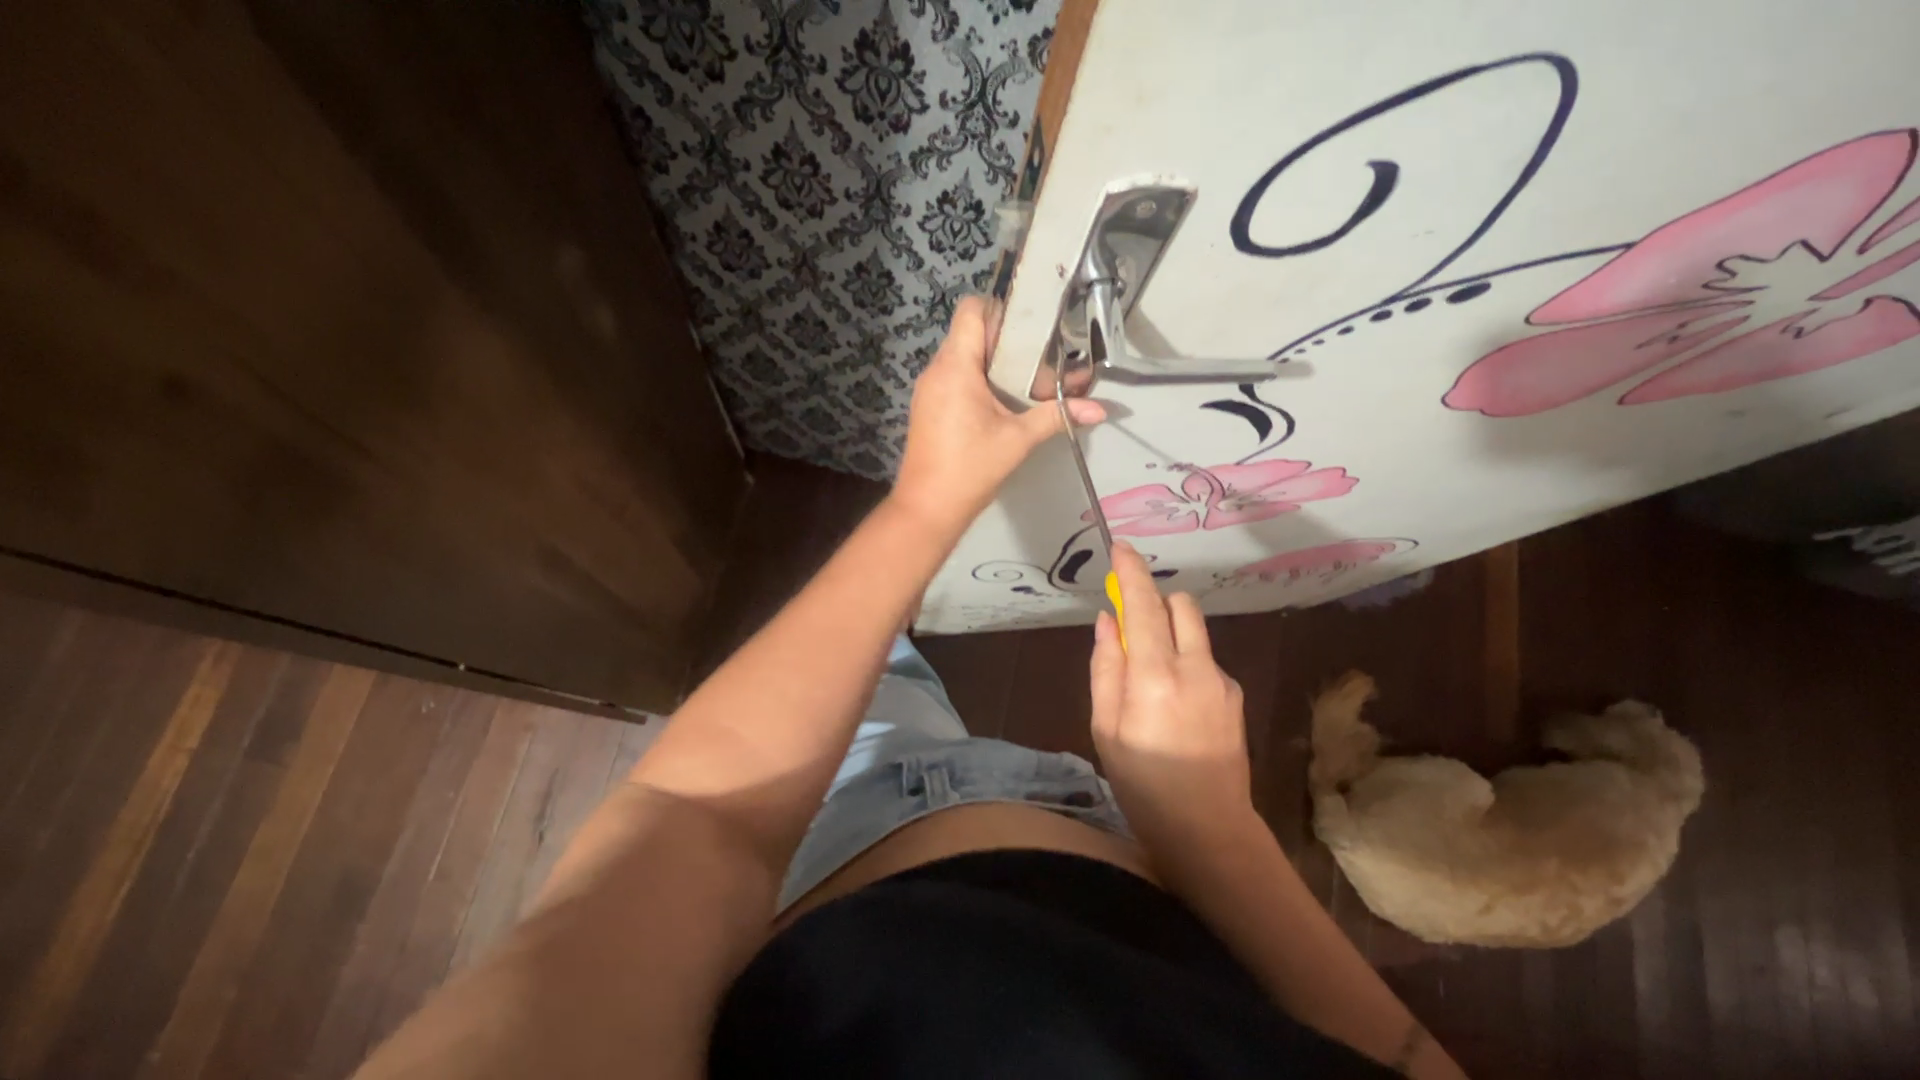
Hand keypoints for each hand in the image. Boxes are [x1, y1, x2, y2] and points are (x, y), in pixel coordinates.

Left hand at [893, 296, 1104, 534]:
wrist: (928, 508)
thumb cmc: (971, 468)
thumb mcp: (1019, 439)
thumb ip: (1057, 416)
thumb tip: (1099, 409)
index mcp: (956, 366)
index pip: (971, 310)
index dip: (1000, 309)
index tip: (1029, 327)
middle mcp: (937, 370)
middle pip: (969, 332)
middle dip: (1004, 339)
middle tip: (1039, 354)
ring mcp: (928, 389)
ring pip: (962, 356)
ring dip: (992, 361)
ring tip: (1025, 378)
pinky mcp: (928, 407)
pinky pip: (954, 378)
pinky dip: (977, 380)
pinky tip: (1001, 401)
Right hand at [1089, 542, 1253, 851]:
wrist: (1210, 829)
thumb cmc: (1143, 785)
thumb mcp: (1106, 729)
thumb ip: (1105, 668)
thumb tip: (1107, 621)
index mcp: (1155, 676)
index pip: (1144, 606)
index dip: (1131, 572)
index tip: (1120, 547)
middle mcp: (1195, 667)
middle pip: (1180, 606)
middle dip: (1156, 602)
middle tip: (1131, 628)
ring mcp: (1221, 681)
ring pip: (1194, 633)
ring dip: (1171, 634)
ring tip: (1151, 682)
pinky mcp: (1235, 696)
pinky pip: (1205, 661)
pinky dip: (1185, 664)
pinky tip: (1175, 708)